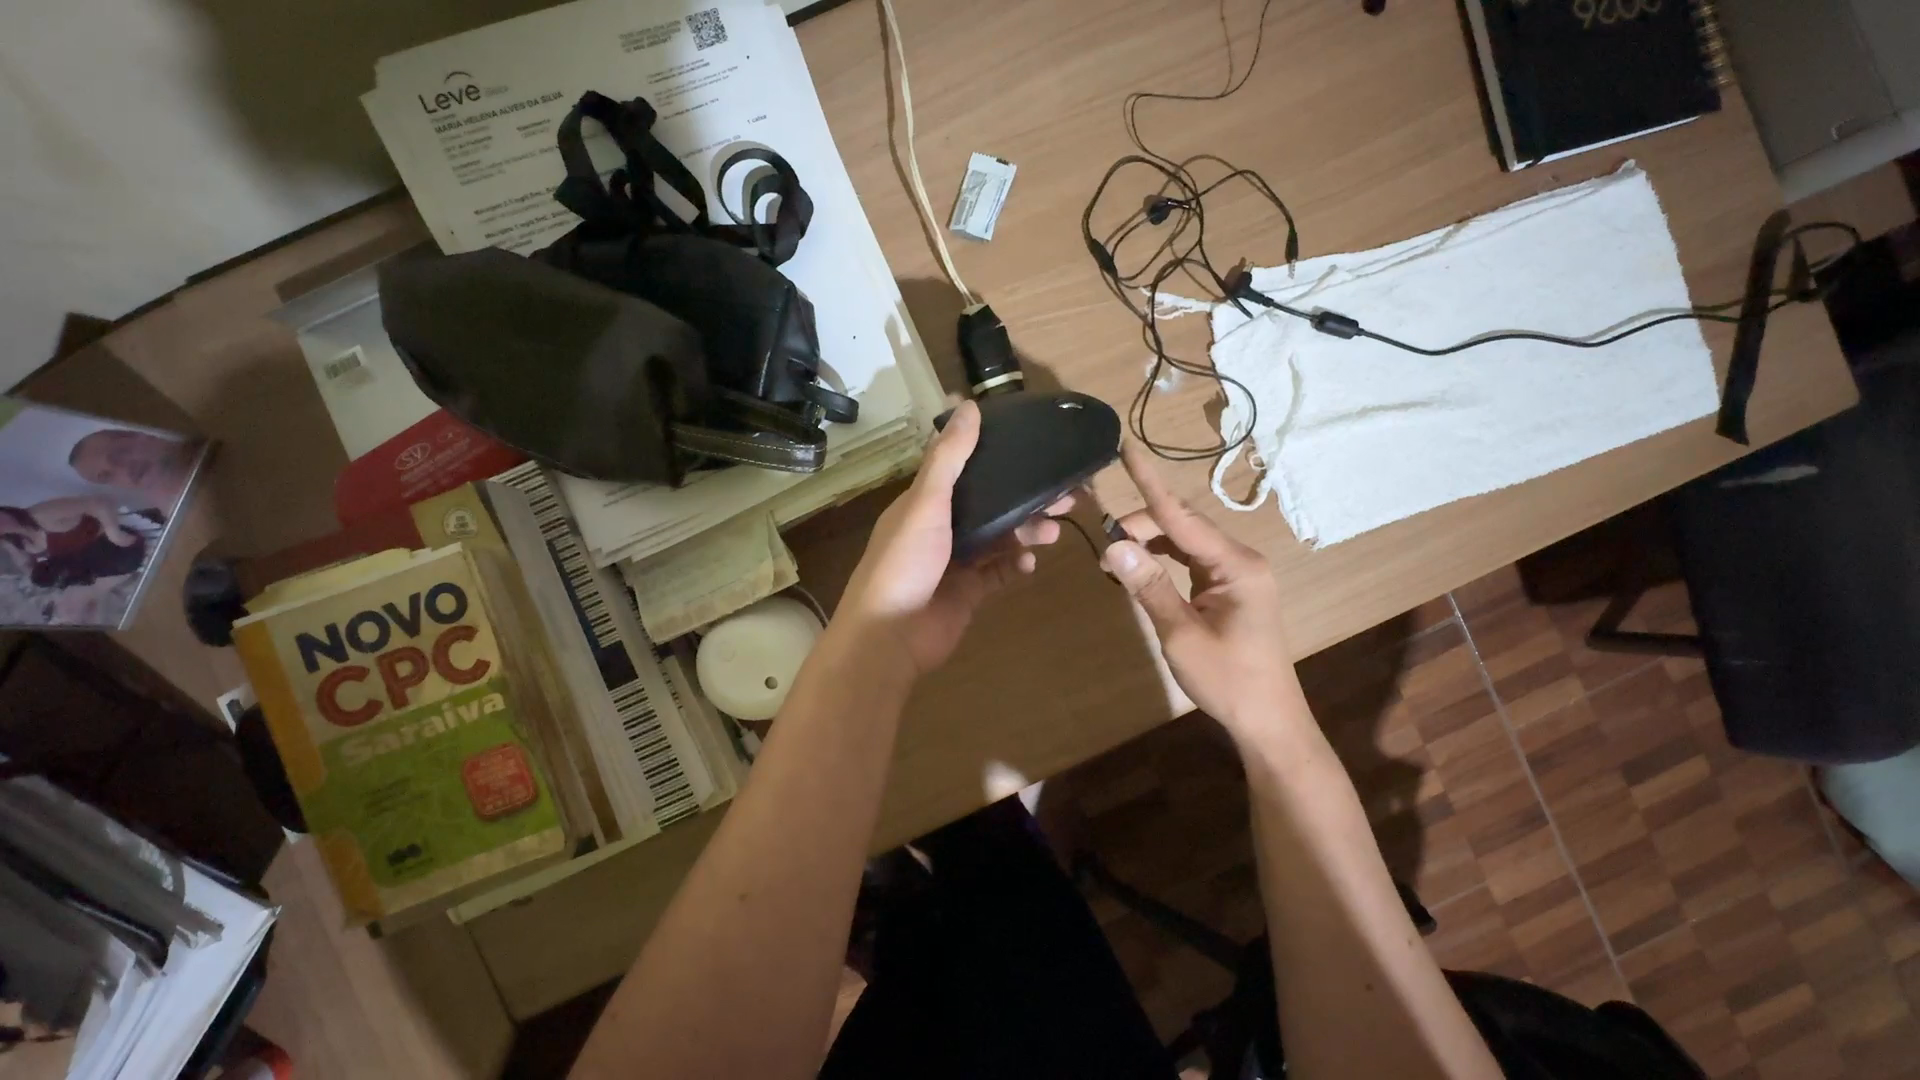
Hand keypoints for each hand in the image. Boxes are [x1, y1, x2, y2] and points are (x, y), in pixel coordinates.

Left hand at [831, 401, 1063, 676]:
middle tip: (1067, 496)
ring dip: (1027, 531)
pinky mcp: (968, 593)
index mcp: (925, 502)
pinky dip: (1016, 565)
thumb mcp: (925, 503)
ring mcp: (955, 562)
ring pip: (1000, 538)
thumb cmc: (904, 563)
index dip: (1000, 459)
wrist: (890, 636)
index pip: (965, 470)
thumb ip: (949, 459)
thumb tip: (969, 405)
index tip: (1037, 451)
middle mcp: (940, 528)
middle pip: (991, 505)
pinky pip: (999, 573)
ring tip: (1054, 531)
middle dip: (1027, 500)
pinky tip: (1031, 563)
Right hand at [1102, 442, 1298, 734]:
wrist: (1268, 720)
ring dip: (1150, 543)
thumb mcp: (1181, 635)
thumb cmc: (1228, 680)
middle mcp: (1240, 559)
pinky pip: (1191, 560)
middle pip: (1182, 526)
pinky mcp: (1230, 589)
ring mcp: (1237, 574)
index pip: (1182, 516)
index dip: (1150, 483)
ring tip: (1114, 557)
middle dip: (1141, 527)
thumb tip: (1114, 547)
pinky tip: (1139, 568)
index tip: (1127, 449)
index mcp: (1236, 565)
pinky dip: (1163, 560)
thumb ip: (1149, 587)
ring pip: (1185, 542)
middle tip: (1103, 548)